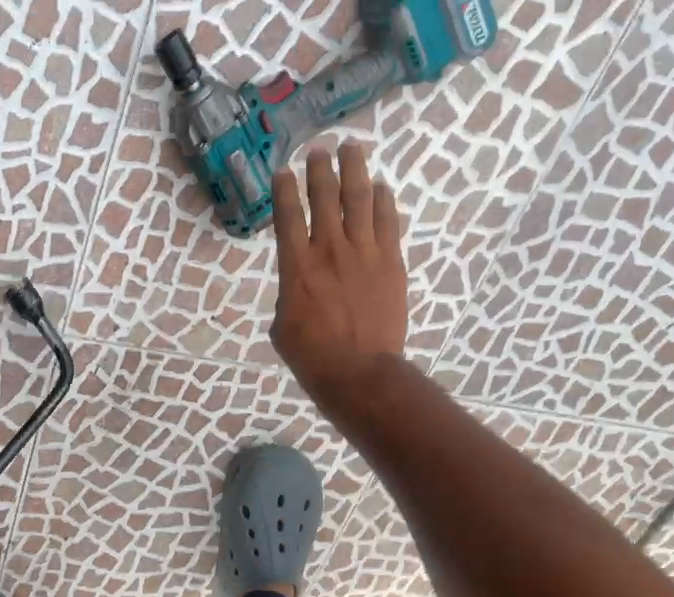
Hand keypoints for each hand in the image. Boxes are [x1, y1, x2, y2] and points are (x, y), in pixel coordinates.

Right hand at [269, 142, 407, 387]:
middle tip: (318, 151)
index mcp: (296, 268)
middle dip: (320, 170)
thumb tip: (298, 286)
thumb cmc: (310, 355)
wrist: (357, 369)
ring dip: (354, 170)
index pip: (287, 218)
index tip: (283, 172)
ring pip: (359, 198)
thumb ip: (289, 295)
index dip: (284, 191)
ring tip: (352, 149)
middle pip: (325, 197)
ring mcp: (364, 252)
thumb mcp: (282, 325)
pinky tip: (380, 187)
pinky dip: (383, 199)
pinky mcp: (390, 261)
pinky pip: (387, 220)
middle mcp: (329, 250)